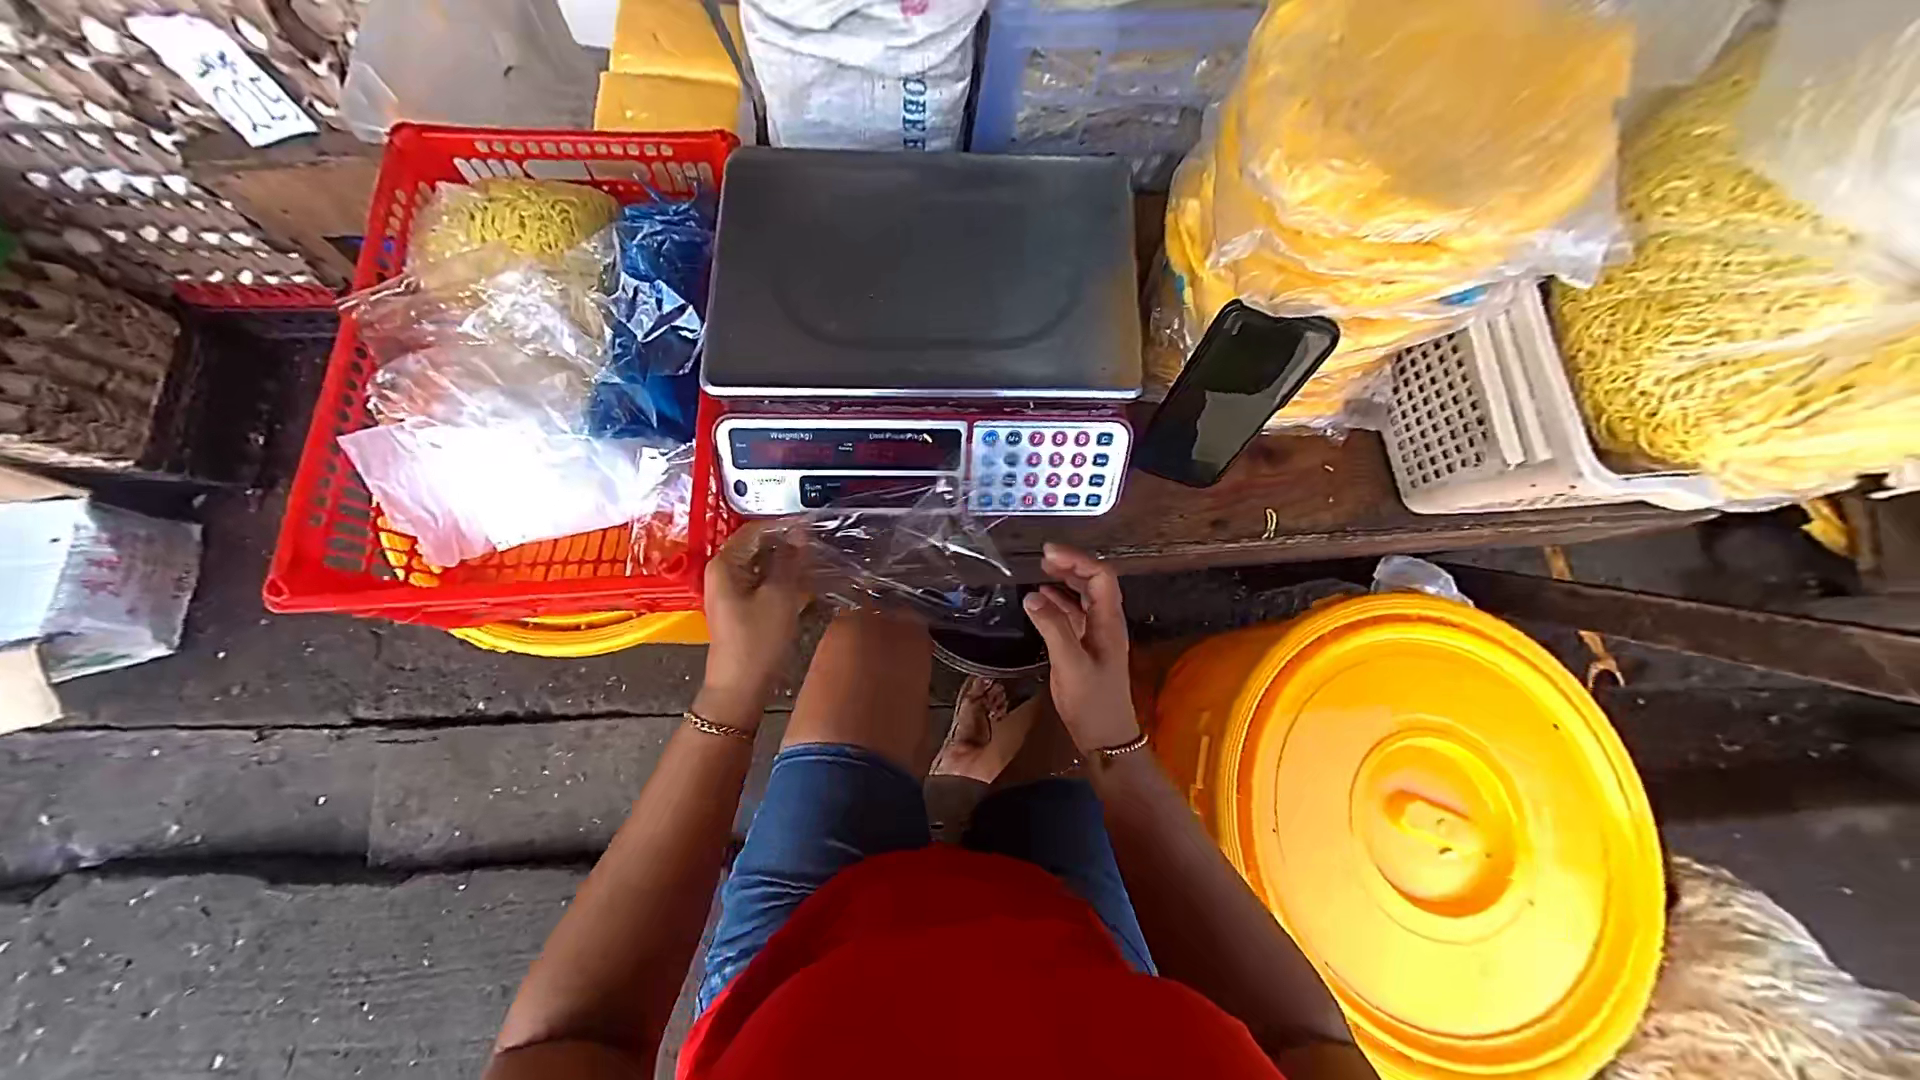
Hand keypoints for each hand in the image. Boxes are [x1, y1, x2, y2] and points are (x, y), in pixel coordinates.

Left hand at [700, 521, 810, 712]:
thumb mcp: (779, 595)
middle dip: (786, 541)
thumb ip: (789, 560)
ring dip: (786, 560)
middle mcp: (722, 572)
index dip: (783, 525)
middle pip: (757, 545)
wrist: (741, 685)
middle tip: (817, 541)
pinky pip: (762, 579)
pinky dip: (781, 576)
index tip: (811, 524)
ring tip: (815, 557)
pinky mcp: (740, 604)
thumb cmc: (758, 640)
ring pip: (761, 563)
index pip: (754, 529)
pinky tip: (803, 578)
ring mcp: (730, 589)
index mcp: (724, 564)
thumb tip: (798, 533)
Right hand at [1022, 543, 1138, 751]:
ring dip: (1064, 581)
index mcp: (1109, 622)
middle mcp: (1106, 623)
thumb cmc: (1092, 702)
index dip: (1077, 560)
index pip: (1100, 577)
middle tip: (1043, 557)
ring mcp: (1096, 634)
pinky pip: (1073, 615)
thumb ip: (1053, 628)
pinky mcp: (1086, 647)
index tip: (1049, 552)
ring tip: (1040, 571)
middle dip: (1071, 565)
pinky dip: (1057, 603)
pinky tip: (1040, 600)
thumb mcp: (1071, 665)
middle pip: (1094, 582)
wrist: (1105, 737)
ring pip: (1083, 597)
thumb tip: (1032, 597)